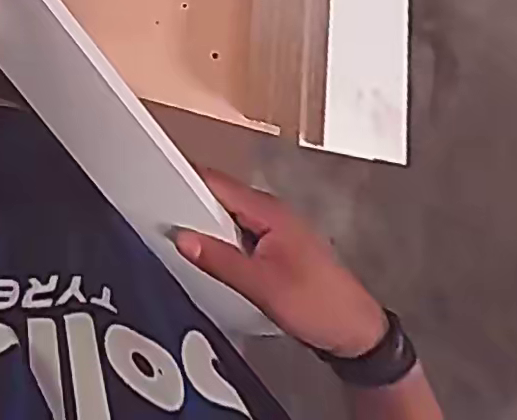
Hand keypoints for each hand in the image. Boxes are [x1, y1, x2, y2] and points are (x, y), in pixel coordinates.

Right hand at [175, 167, 387, 357]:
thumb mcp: (262, 286)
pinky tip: (214, 255)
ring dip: (208, 224)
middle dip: (193, 205)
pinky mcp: (275, 244)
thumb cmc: (319, 305)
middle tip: (165, 217)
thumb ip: (220, 260)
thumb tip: (184, 239)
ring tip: (186, 238)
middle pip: (221, 196)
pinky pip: (239, 230)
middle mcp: (270, 210)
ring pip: (229, 214)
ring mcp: (274, 227)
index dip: (186, 180)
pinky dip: (223, 238)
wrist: (358, 335)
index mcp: (267, 209)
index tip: (158, 183)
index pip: (217, 182)